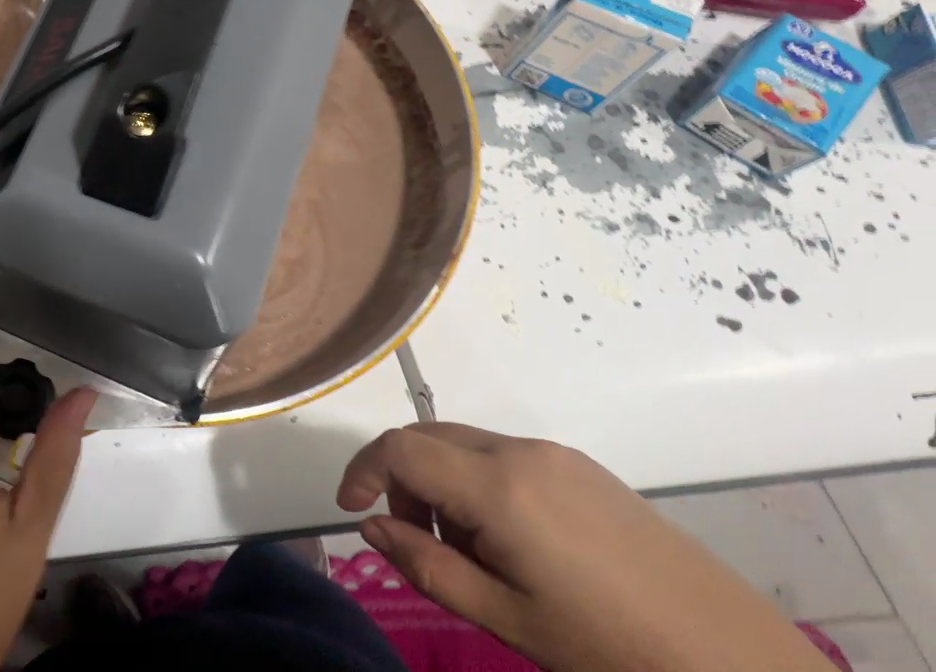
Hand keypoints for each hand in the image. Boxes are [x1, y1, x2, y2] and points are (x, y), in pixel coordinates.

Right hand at [337, 423, 836, 671]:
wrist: (736, 657)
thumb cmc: (608, 645)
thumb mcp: (504, 618)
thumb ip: (425, 565)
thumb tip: (373, 525)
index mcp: (497, 485)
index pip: (399, 448)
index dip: (362, 470)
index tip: (351, 510)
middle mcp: (522, 451)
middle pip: (427, 437)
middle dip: (400, 479)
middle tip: (413, 540)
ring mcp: (558, 455)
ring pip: (464, 445)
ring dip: (440, 483)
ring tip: (467, 552)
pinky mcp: (585, 469)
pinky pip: (504, 456)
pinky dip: (478, 483)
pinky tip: (510, 541)